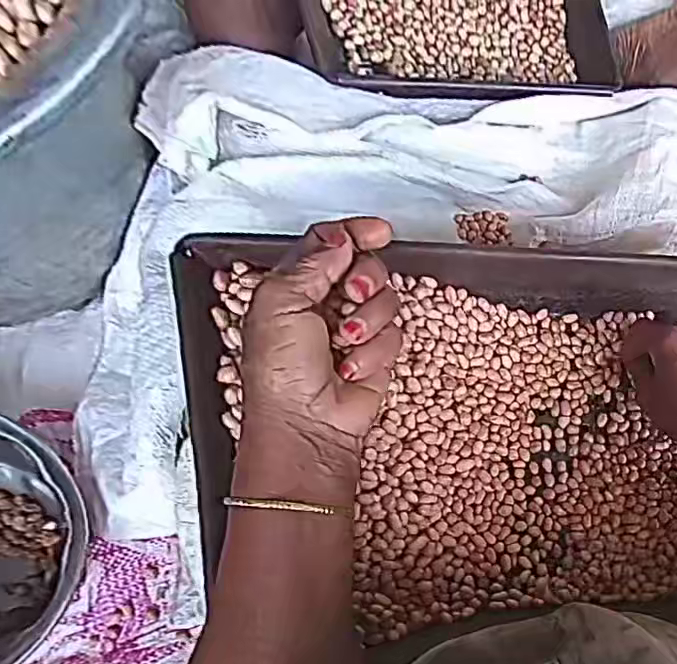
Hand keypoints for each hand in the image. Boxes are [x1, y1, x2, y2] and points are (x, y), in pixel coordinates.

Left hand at [240, 218, 402, 465]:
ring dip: (368, 322)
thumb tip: (341, 239)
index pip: (332, 245)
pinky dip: (375, 352)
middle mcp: (331, 304)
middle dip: (365, 280)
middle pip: (368, 269)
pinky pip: (395, 337)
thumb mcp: (281, 301)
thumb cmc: (281, 370)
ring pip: (387, 303)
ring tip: (345, 343)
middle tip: (351, 296)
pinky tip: (353, 368)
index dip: (356, 232)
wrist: (307, 420)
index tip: (379, 230)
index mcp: (298, 284)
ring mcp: (358, 330)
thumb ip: (312, 263)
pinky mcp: (380, 356)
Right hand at [617, 320, 676, 455]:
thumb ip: (637, 370)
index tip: (626, 359)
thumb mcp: (646, 394)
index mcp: (667, 340)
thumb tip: (636, 362)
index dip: (628, 346)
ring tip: (661, 376)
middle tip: (640, 366)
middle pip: (661, 331)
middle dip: (649, 347)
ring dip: (668, 353)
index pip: (639, 330)